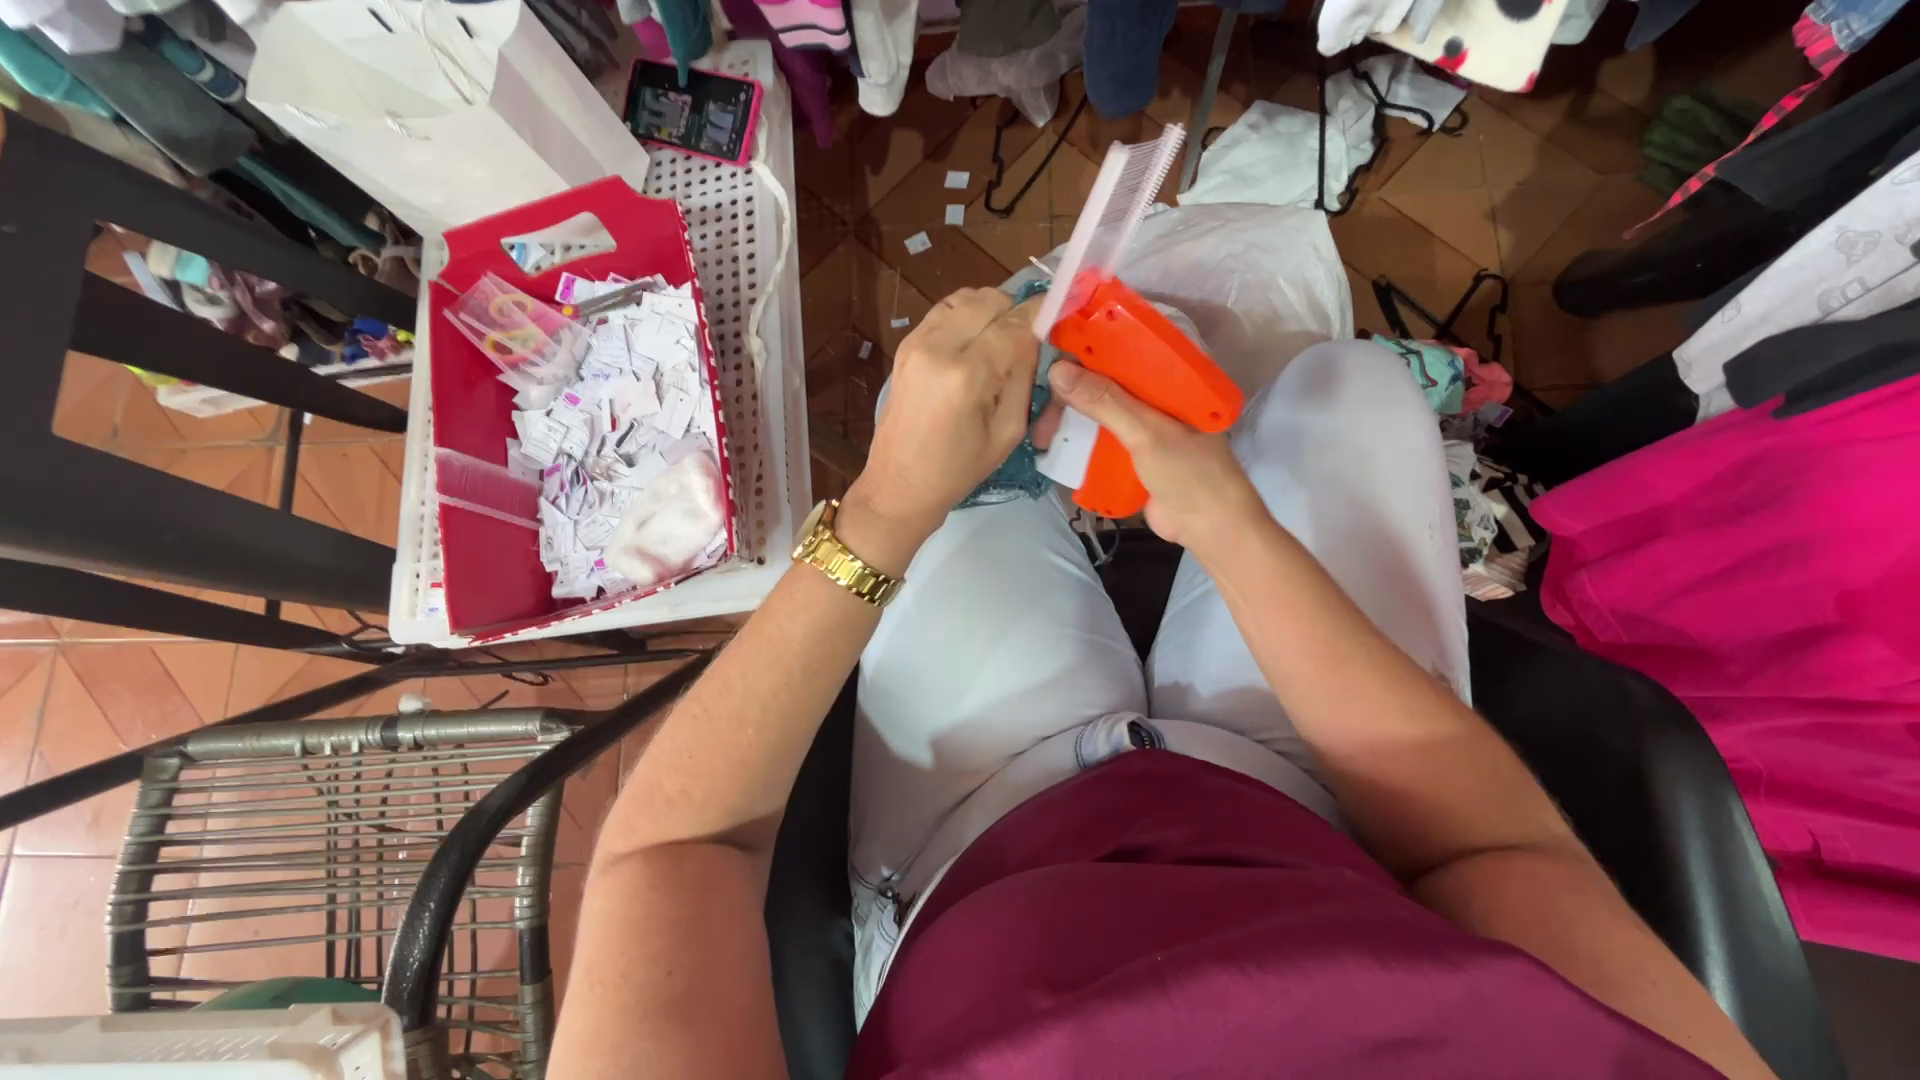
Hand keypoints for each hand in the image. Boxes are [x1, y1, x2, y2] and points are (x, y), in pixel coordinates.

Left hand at [847, 288, 1041, 547]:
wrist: (899, 484)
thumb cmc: (958, 470)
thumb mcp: (1008, 432)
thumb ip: (1024, 377)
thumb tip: (1036, 337)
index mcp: (967, 375)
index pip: (1015, 323)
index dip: (1042, 315)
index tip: (1061, 314)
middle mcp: (938, 347)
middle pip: (991, 299)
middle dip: (1016, 312)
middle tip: (1026, 340)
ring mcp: (916, 341)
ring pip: (967, 297)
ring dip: (991, 311)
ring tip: (999, 342)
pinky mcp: (905, 345)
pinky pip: (945, 311)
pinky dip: (967, 317)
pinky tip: (974, 346)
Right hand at [1038, 361, 1266, 553]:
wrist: (1210, 527)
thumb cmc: (1190, 472)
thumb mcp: (1145, 432)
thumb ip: (1104, 401)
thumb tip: (1057, 371)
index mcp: (1170, 377)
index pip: (1123, 349)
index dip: (1087, 348)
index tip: (1050, 354)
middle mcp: (1155, 395)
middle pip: (1102, 383)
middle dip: (1069, 397)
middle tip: (1042, 419)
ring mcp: (1143, 425)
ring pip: (1097, 412)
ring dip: (1069, 422)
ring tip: (1042, 439)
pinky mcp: (1132, 452)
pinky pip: (1099, 439)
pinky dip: (1079, 442)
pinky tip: (1054, 450)